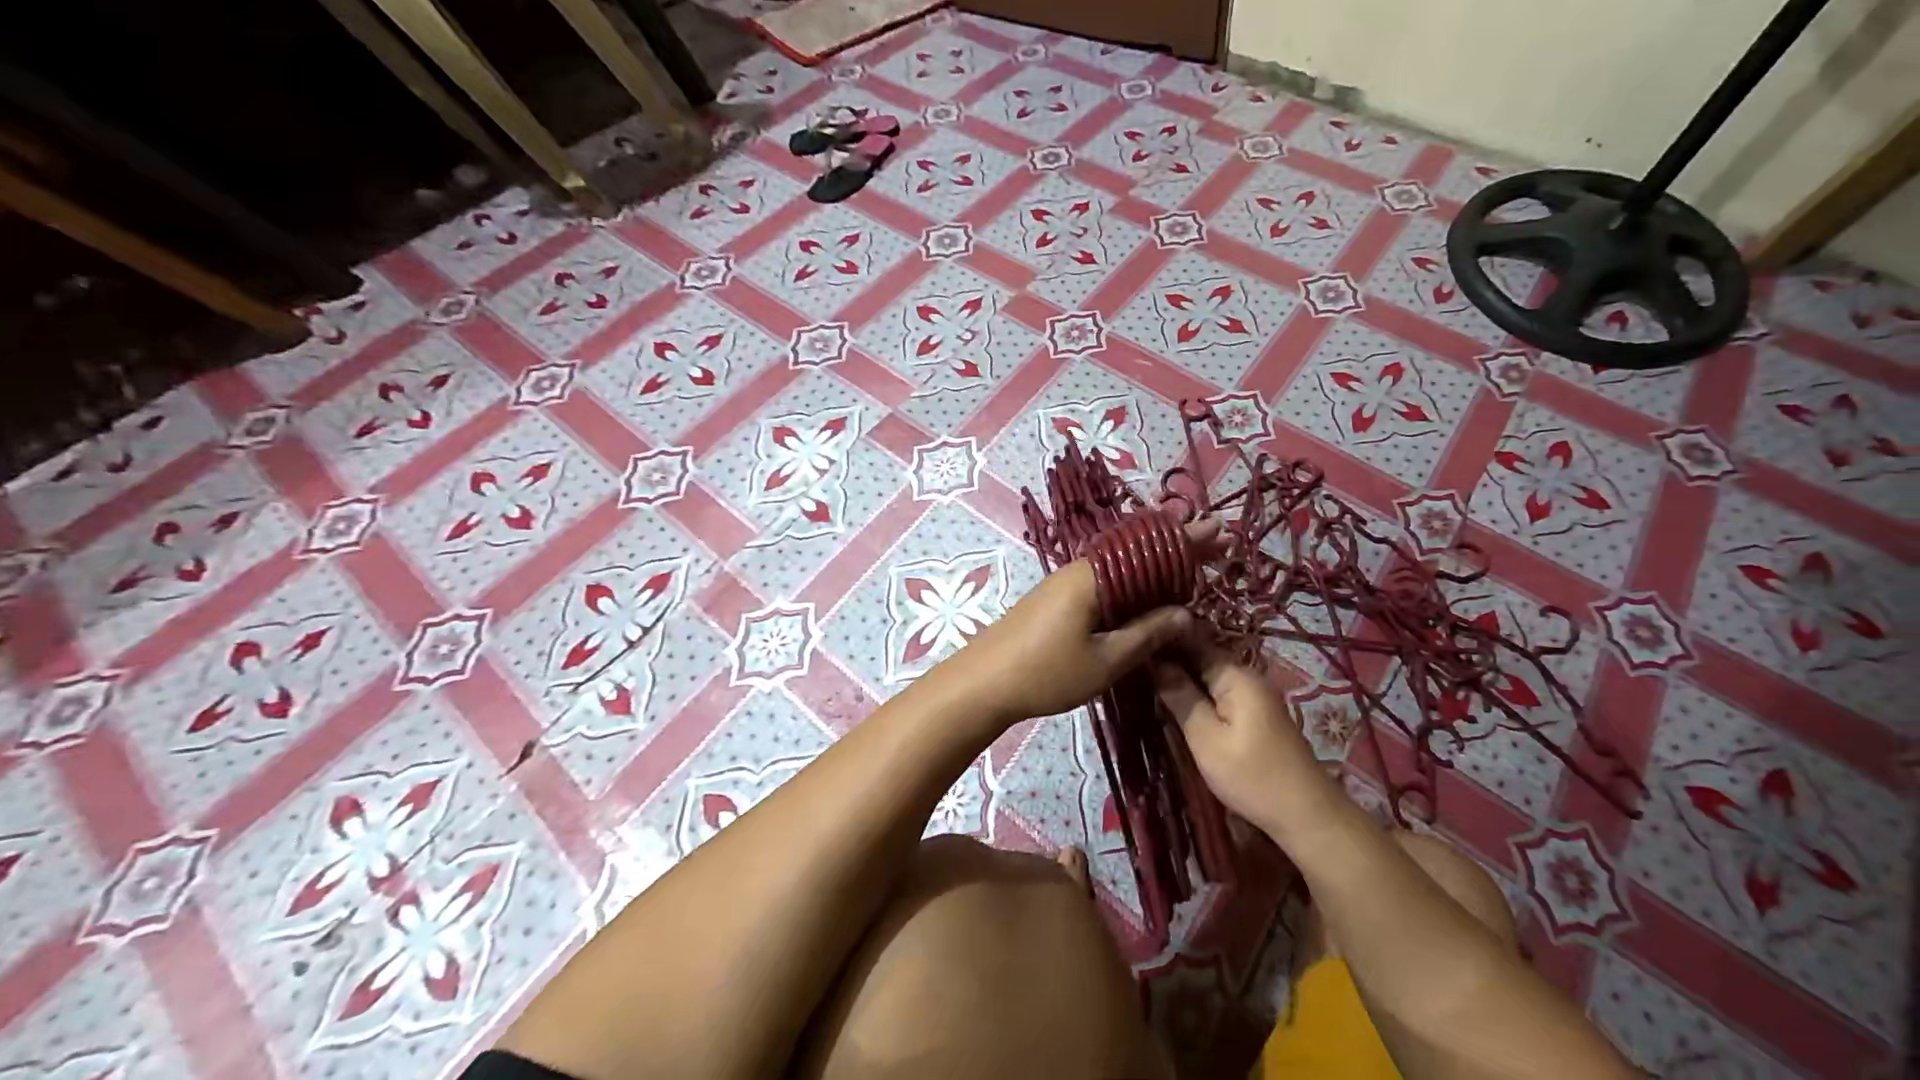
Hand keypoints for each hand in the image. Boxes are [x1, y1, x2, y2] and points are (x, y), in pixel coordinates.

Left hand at [936, 559, 1190, 727]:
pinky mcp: (1057, 602)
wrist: (982, 684)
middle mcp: (1079, 572)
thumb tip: (1186, 613)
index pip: (1148, 549)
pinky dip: (1133, 581)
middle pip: (1135, 551)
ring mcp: (1065, 585)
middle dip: (1175, 547)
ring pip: (1120, 566)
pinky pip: (1105, 581)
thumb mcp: (1104, 661)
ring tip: (1189, 563)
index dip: (1186, 541)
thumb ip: (1146, 634)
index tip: (1220, 531)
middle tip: (1215, 544)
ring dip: (1154, 564)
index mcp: (1093, 578)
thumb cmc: (1044, 674)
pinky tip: (1146, 592)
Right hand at [1151, 634, 1326, 834]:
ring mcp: (1253, 697)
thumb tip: (1153, 661)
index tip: (1131, 641)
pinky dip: (1195, 694)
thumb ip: (1179, 696)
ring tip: (1141, 676)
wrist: (1306, 816)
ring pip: (1208, 677)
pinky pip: (1218, 694)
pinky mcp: (1254, 716)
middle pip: (1201, 657)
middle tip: (1128, 661)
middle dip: (1168, 658)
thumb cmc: (1252, 776)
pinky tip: (1172, 701)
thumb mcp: (1205, 737)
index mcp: (1236, 676)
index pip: (1193, 641)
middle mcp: (1247, 678)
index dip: (1163, 638)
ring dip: (1180, 677)